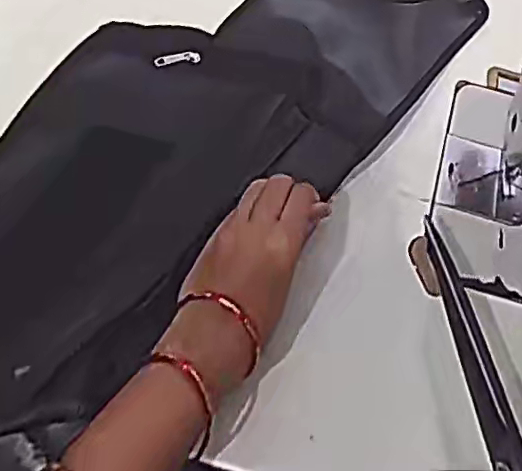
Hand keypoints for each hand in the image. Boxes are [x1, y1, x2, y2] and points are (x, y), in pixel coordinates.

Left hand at [158, 175, 330, 398]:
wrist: (209, 340)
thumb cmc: (252, 321)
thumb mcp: (289, 277)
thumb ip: (301, 238)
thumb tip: (310, 217)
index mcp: (282, 240)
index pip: (302, 193)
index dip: (310, 197)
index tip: (313, 207)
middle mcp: (257, 228)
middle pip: (279, 182)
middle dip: (291, 190)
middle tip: (295, 207)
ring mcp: (232, 228)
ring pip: (257, 187)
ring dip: (269, 193)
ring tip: (273, 211)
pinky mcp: (213, 235)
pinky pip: (237, 206)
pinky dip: (249, 208)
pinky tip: (252, 227)